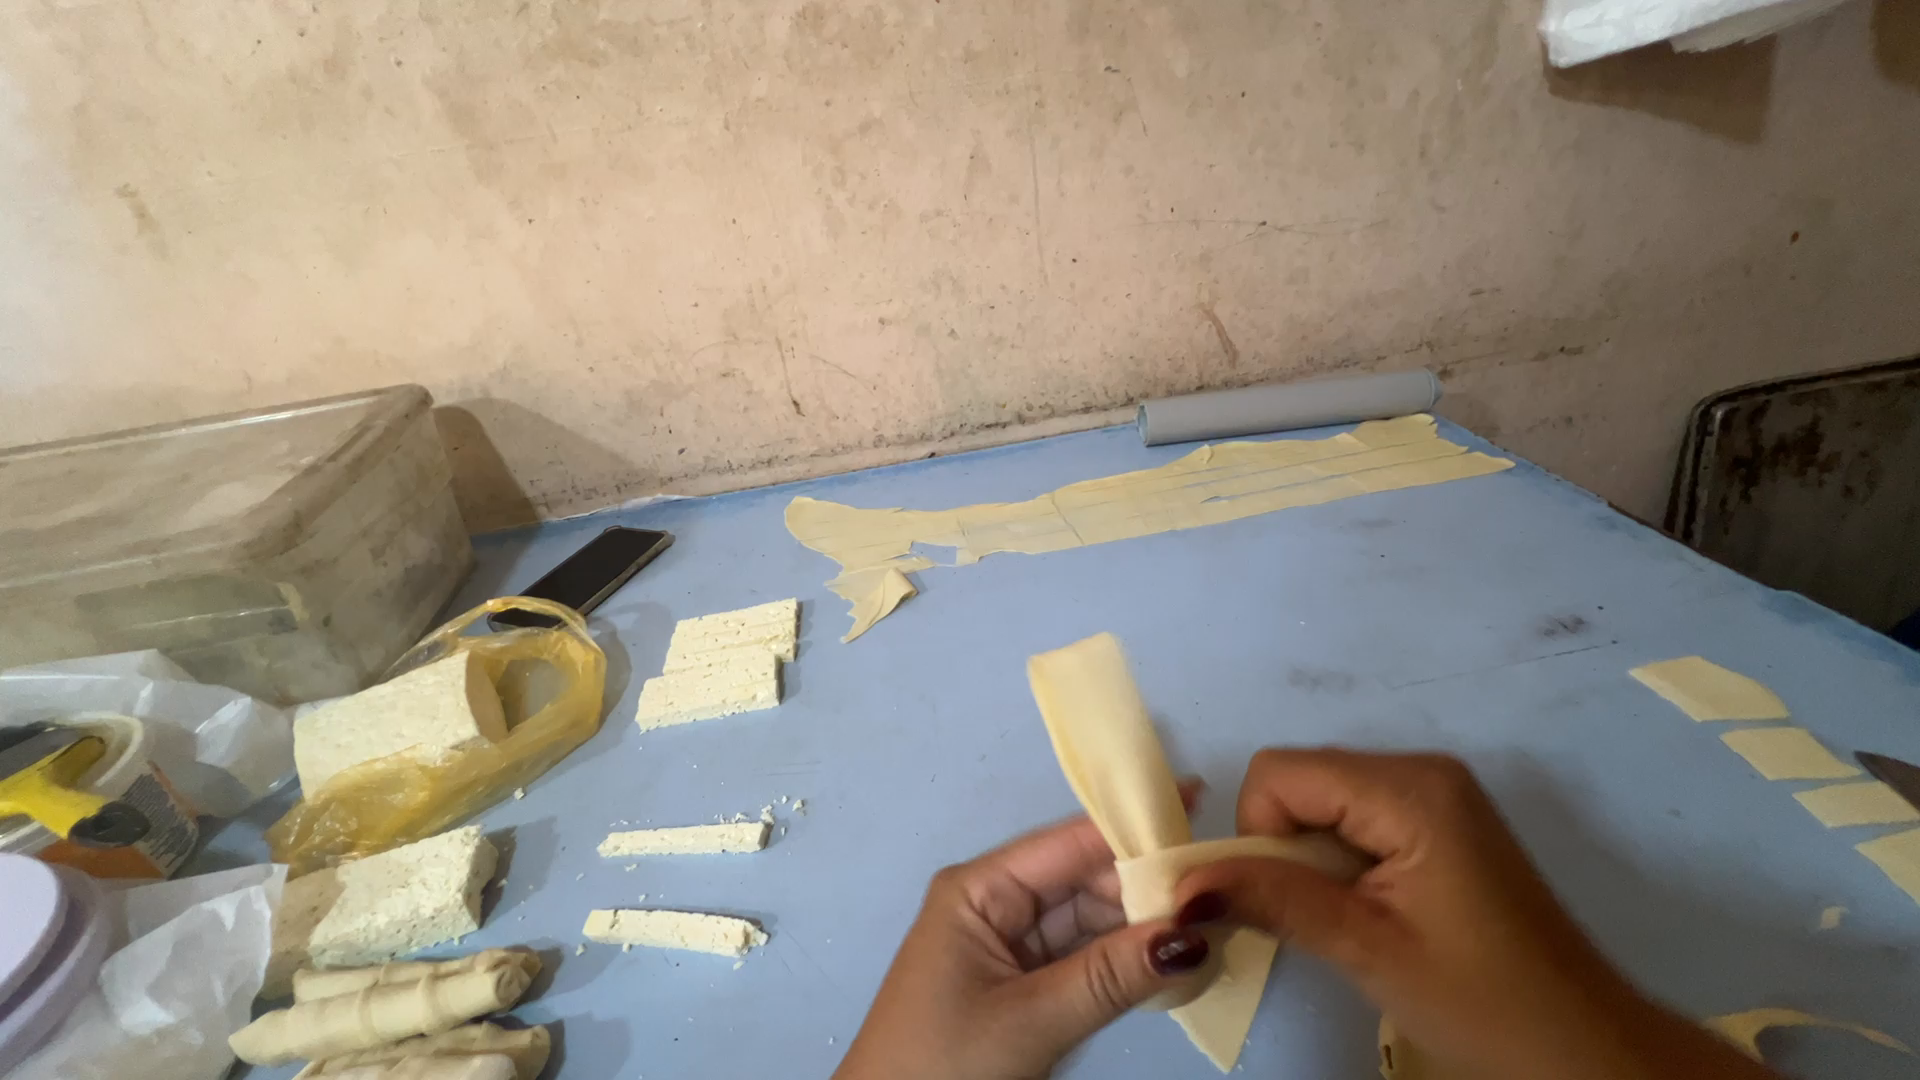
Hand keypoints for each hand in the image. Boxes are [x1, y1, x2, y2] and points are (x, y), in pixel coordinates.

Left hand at [834, 804, 1211, 1079]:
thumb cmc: (943, 1064)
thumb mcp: (1029, 1021)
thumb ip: (1111, 976)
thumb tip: (1191, 931)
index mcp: (979, 887)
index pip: (1066, 843)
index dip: (1129, 823)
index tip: (1195, 798)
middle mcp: (994, 900)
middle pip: (1080, 877)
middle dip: (1144, 879)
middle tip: (1218, 879)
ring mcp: (1008, 940)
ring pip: (1085, 916)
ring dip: (1138, 921)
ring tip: (1210, 915)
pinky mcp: (1019, 979)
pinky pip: (1079, 954)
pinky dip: (1120, 957)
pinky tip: (1169, 955)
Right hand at [1172, 749, 1780, 1079]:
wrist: (1594, 1052)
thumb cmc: (1487, 1006)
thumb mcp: (1369, 953)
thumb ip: (1273, 902)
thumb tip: (1181, 887)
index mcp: (1409, 789)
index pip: (1278, 774)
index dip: (1260, 832)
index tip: (1290, 897)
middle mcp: (1418, 767)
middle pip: (1297, 779)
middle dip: (1285, 843)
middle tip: (1323, 911)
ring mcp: (1430, 787)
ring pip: (1317, 795)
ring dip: (1309, 852)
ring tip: (1350, 912)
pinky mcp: (1434, 812)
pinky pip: (1348, 809)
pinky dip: (1335, 852)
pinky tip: (1370, 901)